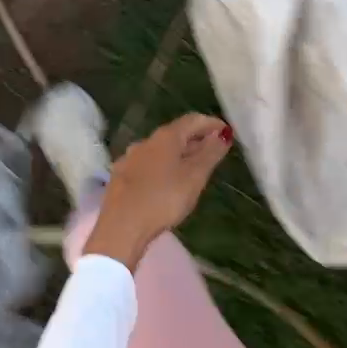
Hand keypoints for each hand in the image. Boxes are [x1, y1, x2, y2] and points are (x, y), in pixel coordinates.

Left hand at [83, 113, 233, 269]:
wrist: (121, 228)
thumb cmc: (163, 199)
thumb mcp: (194, 177)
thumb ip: (210, 153)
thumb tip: (223, 134)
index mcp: (165, 137)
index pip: (192, 120)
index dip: (211, 123)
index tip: (226, 131)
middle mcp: (145, 141)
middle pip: (175, 133)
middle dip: (195, 139)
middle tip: (213, 149)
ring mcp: (130, 159)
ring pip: (160, 150)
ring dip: (178, 154)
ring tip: (191, 167)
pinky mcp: (120, 177)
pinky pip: (147, 164)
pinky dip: (162, 166)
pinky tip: (165, 181)